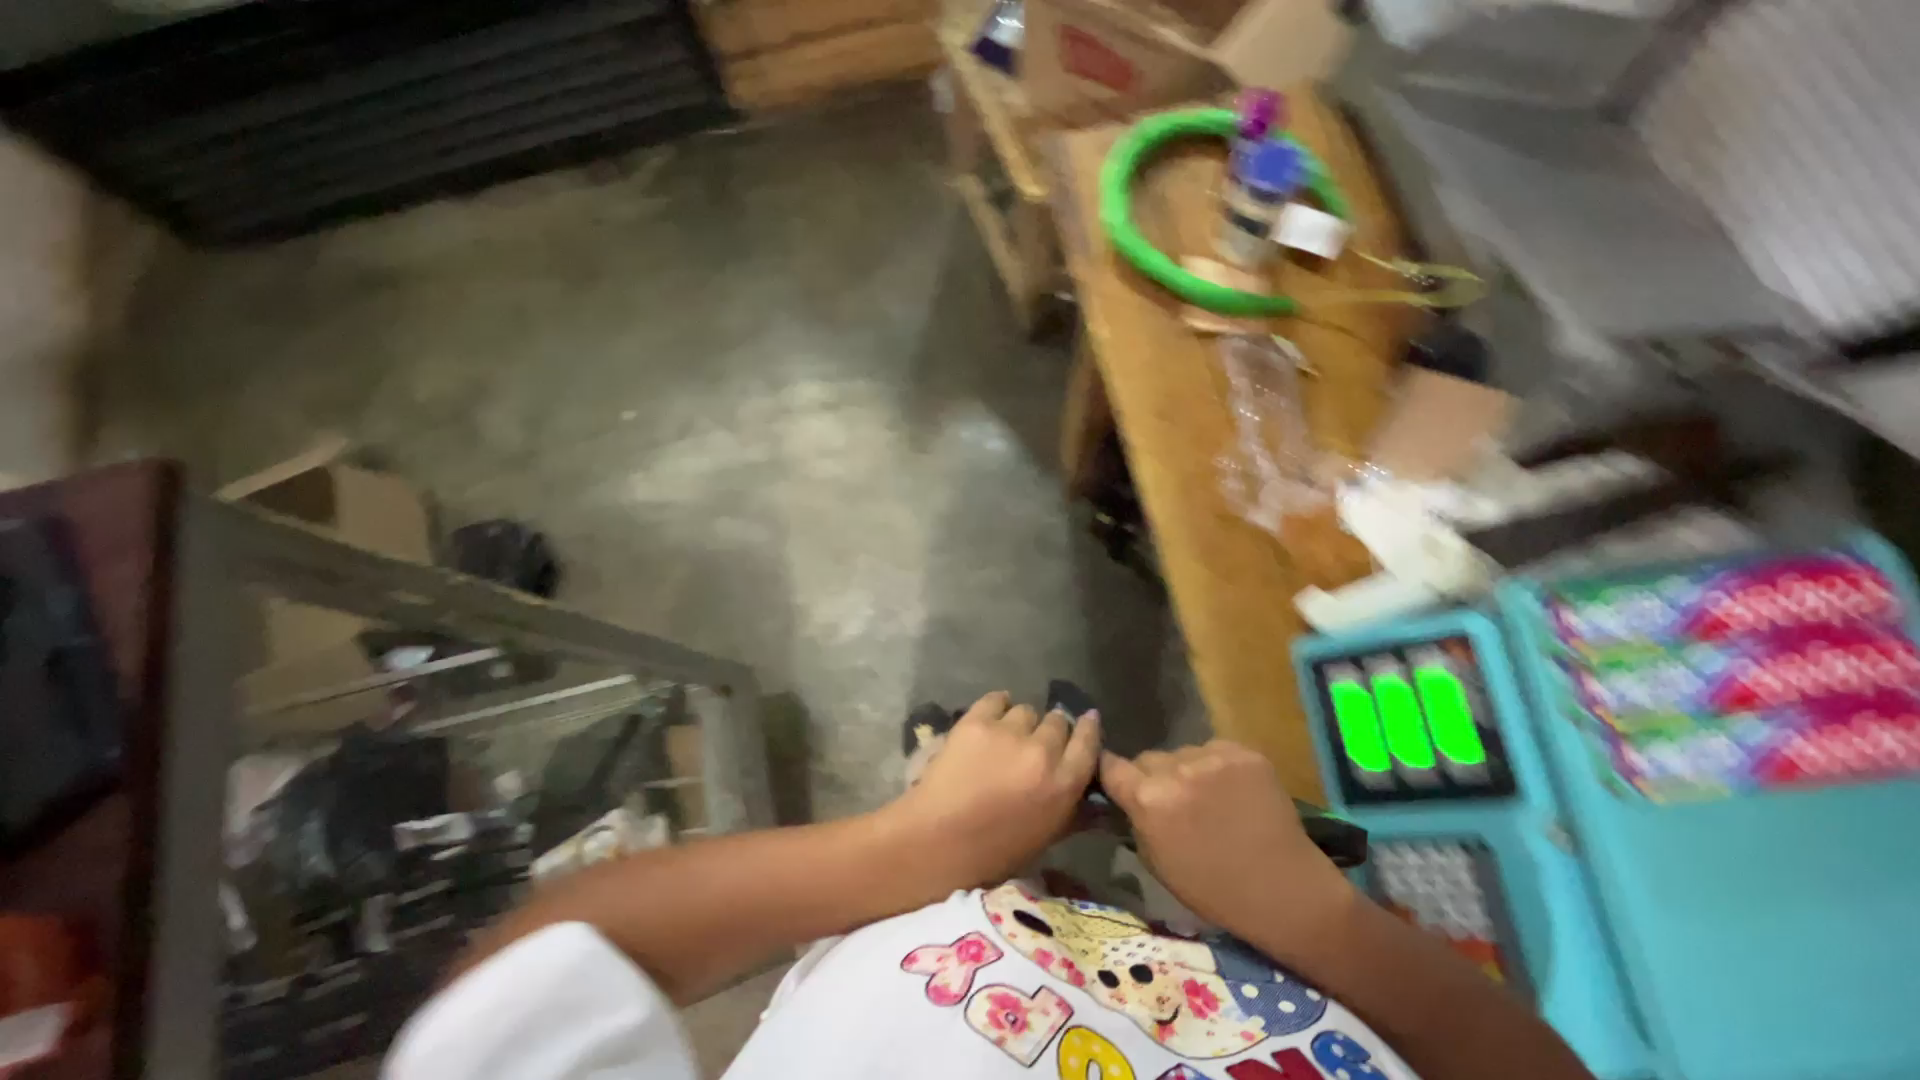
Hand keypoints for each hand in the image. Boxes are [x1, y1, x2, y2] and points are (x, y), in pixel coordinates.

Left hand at [884, 692, 1100, 889]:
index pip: (1088, 741)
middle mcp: (1042, 751)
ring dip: (1021, 722)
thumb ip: (1073, 808)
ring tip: (1006, 736)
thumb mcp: (1047, 835)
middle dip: (1050, 730)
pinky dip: (997, 706)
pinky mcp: (976, 722)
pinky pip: (996, 700)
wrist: (937, 841)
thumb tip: (1088, 789)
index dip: (1088, 728)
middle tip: (1034, 743)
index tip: (1086, 720)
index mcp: (1064, 783)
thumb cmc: (994, 851)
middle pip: (1058, 721)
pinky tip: (990, 717)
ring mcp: (1008, 733)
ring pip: (1026, 711)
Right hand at [1100, 741, 1354, 944]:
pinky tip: (1235, 793)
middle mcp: (1176, 769)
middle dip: (1154, 777)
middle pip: (1149, 758)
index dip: (1111, 772)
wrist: (1283, 891)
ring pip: (1184, 753)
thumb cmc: (1213, 889)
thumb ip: (1138, 821)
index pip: (1111, 766)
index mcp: (1149, 800)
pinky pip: (1216, 750)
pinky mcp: (1246, 753)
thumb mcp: (1156, 862)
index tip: (1116, 780)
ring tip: (1210, 799)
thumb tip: (1129, 800)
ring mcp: (1213, 757)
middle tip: (1173, 802)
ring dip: (1187, 771)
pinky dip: (1218, 767)